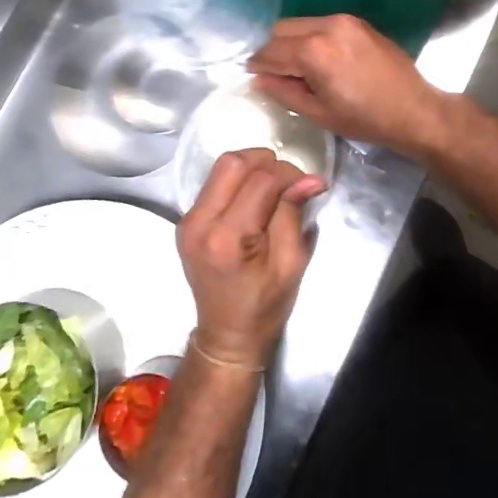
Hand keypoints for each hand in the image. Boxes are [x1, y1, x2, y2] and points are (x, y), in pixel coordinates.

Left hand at [178, 148, 325, 367]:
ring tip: (275, 187)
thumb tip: (311, 178)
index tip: (311, 184)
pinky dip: (239, 180)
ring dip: (253, 168)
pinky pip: (214, 183)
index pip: (262, 181)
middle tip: (291, 182)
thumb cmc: (265, 306)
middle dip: (268, 163)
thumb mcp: (292, 263)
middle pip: (233, 162)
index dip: (291, 175)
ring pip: (221, 167)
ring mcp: (188, 220)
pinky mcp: (186, 220)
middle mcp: (200, 222)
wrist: (227, 335)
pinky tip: (256, 197)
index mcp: (228, 238)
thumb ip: (294, 213)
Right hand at [248, 15, 458, 155]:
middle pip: (281, 29)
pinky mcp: (357, 22)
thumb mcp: (319, 112)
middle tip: (268, 71)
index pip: (271, 51)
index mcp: (314, 51)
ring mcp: (344, 20)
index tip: (249, 73)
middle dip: (270, 48)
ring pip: (300, 24)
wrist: (414, 109)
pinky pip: (321, 23)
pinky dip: (309, 36)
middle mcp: (326, 26)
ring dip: (289, 41)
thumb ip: (284, 92)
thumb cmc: (365, 119)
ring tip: (291, 66)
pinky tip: (313, 57)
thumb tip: (258, 79)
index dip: (257, 63)